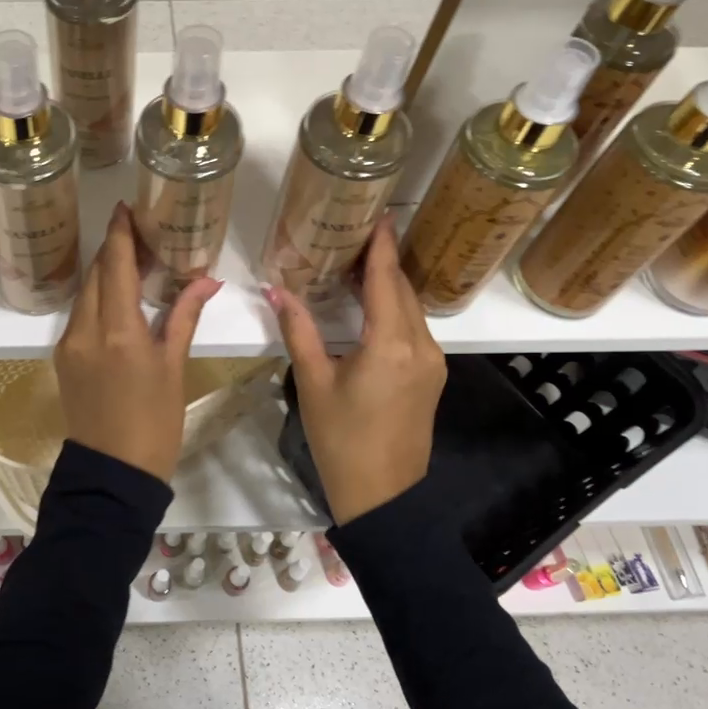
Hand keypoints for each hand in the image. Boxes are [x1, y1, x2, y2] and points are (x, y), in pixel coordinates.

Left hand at [54, 202, 221, 481]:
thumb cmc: (154, 424)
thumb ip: (184, 317)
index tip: (125, 207)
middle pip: (97, 274)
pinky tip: (116, 295)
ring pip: (85, 293)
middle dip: (114, 249)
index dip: (120, 233)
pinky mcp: (63, 358)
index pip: (116, 265)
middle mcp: (85, 330)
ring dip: (105, 272)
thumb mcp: (174, 367)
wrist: (113, 473)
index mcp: (117, 330)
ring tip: (132, 258)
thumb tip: (206, 280)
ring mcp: (69, 344)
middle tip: (139, 231)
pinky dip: (97, 297)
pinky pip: (79, 314)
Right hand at [265, 217, 446, 523]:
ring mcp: (432, 361)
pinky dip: (394, 308)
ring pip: (411, 308)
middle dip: (382, 260)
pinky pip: (414, 328)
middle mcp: (421, 345)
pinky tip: (371, 305)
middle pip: (403, 289)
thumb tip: (275, 290)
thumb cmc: (341, 440)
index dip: (381, 245)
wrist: (383, 495)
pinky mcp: (432, 375)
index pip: (386, 279)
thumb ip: (298, 330)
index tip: (379, 213)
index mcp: (391, 343)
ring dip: (388, 285)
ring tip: (358, 263)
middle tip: (356, 234)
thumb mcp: (313, 383)